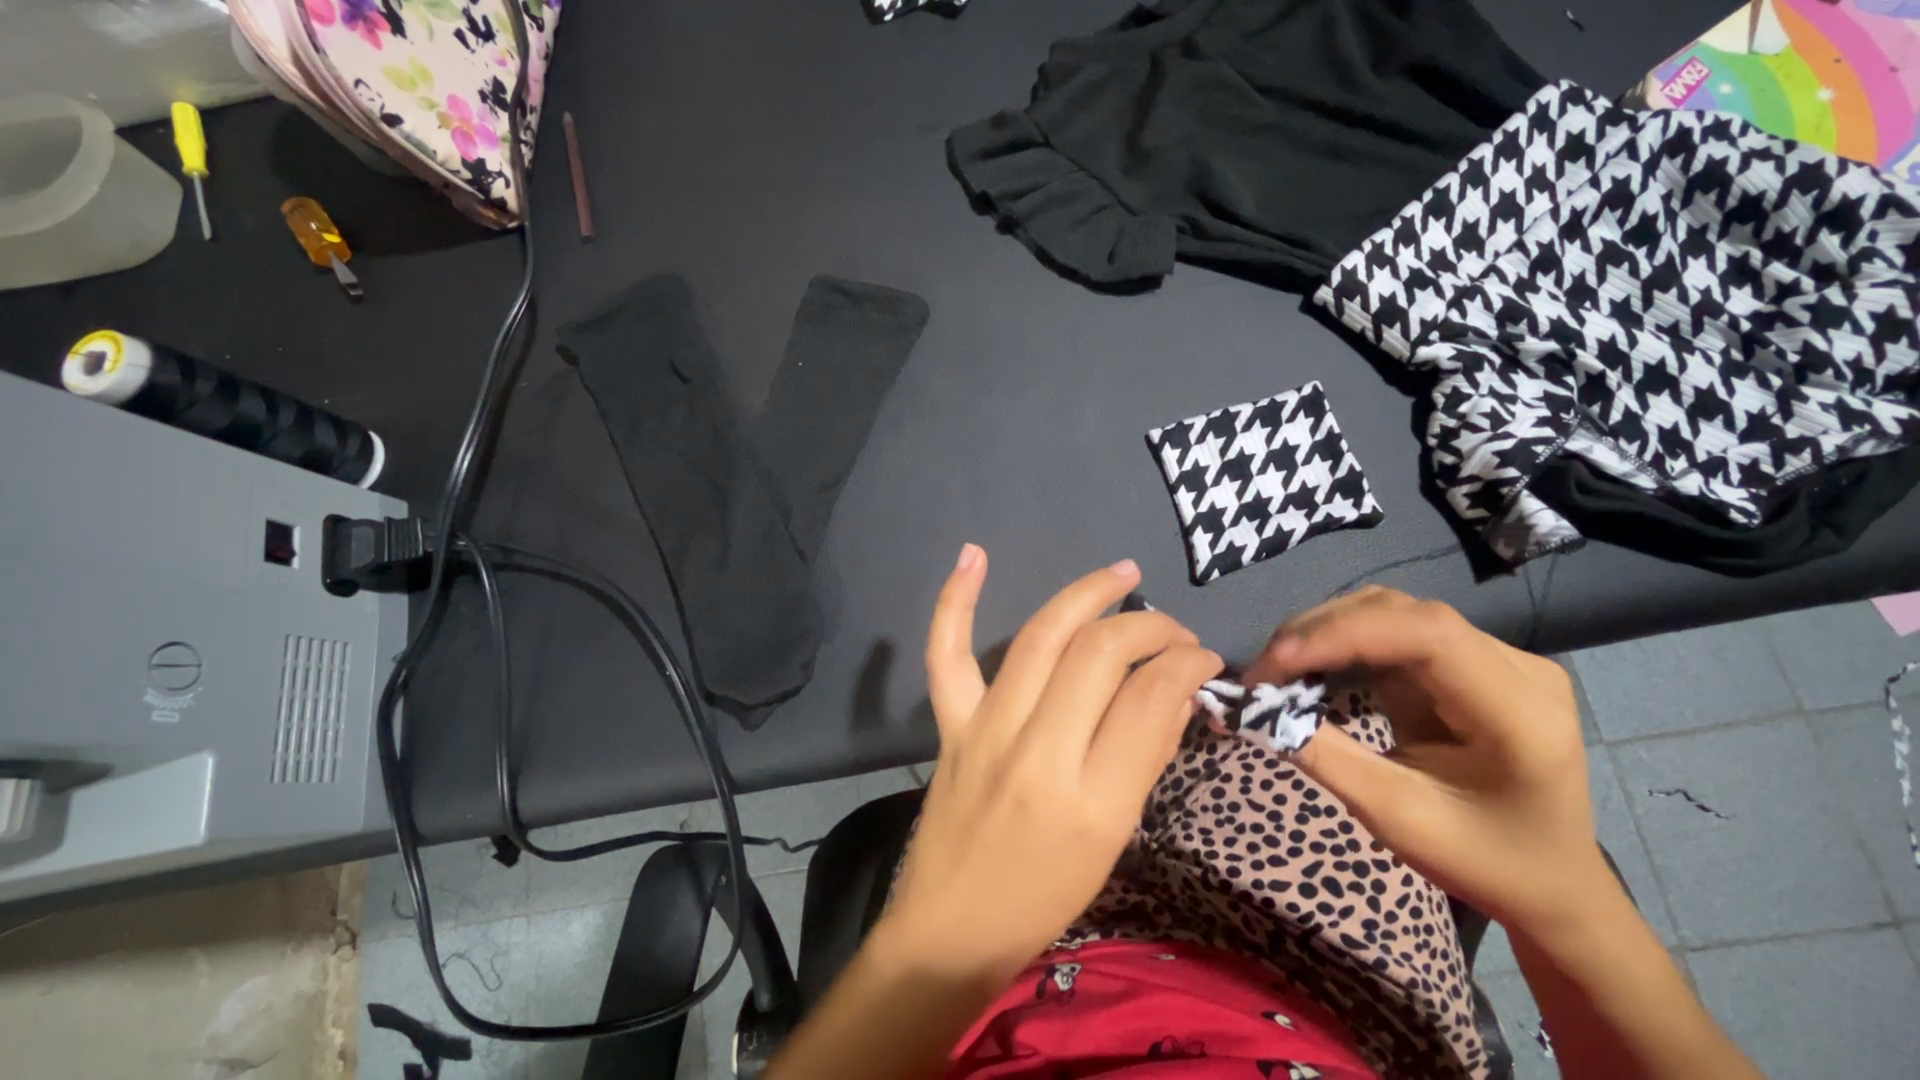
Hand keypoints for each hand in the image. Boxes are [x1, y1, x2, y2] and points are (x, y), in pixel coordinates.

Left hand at [875, 546, 1222, 980]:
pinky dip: (956, 600)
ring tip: (1122, 574)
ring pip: (1039, 638)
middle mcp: (1036, 751)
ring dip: (1086, 595)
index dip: (1186, 664)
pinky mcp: (949, 726)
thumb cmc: (1045, 897)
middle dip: (1148, 627)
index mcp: (1091, 797)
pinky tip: (974, 553)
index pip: (1149, 698)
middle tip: (1174, 630)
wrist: (952, 930)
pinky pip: (946, 654)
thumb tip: (1176, 692)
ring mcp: (984, 731)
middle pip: (1099, 654)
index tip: (1203, 658)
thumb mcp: (1114, 841)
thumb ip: (1144, 758)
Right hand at [1243, 586, 1610, 932]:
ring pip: (1396, 614)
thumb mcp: (1397, 818)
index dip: (1343, 633)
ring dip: (1328, 633)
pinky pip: (1397, 635)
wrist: (1550, 884)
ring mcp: (1498, 659)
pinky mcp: (1472, 663)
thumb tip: (1255, 711)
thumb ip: (1328, 757)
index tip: (1276, 662)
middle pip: (1406, 614)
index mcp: (1519, 711)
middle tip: (1262, 673)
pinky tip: (1311, 669)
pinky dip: (1345, 646)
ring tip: (1278, 669)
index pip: (1428, 635)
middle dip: (1322, 631)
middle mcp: (1518, 667)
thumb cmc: (1482, 862)